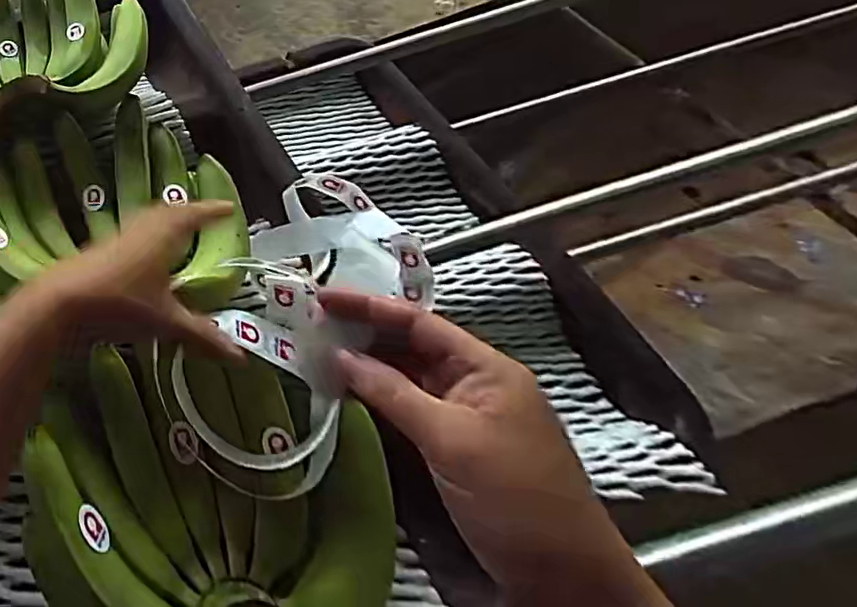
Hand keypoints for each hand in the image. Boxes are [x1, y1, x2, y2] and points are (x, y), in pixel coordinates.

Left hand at [14, 201, 241, 363]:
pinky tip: (145, 256)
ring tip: (177, 232)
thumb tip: (239, 355)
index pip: (189, 216)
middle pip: (164, 213)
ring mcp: (114, 239)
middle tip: (202, 215)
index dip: (209, 211)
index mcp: (159, 236)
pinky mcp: (98, 252)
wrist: (61, 300)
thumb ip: (201, 335)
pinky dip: (145, 237)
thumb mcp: (166, 321)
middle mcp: (137, 230)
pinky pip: (130, 235)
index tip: (227, 207)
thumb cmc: (119, 302)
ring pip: (144, 222)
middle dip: (185, 213)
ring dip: (163, 222)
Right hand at [320, 289, 668, 606]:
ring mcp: (461, 411)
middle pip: (407, 341)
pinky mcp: (448, 438)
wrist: (568, 581)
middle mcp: (473, 381)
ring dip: (359, 360)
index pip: (417, 321)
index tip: (319, 297)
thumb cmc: (517, 499)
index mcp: (486, 369)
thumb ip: (390, 390)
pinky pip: (401, 399)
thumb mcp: (450, 439)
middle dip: (358, 329)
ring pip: (401, 370)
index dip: (366, 305)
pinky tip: (339, 385)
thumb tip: (336, 353)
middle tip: (307, 320)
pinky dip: (369, 389)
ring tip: (312, 346)